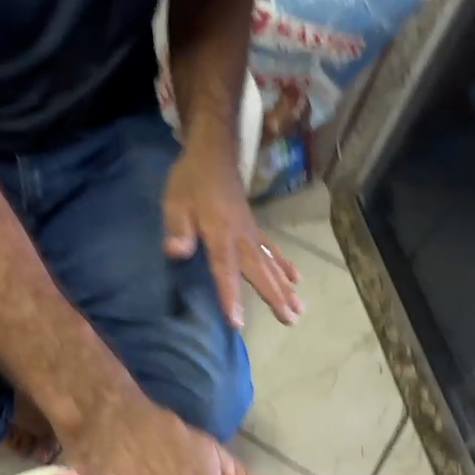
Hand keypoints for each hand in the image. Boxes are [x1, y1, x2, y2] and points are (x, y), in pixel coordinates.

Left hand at [162, 148, 302, 328]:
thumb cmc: (190, 180)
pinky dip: (284, 265)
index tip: (238, 322)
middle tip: (290, 320)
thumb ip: (178, 229)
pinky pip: (272, 250)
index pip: (224, 271)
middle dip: (274, 297)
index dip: (230, 296)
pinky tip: (297, 279)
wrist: (212, 153)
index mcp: (219, 235)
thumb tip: (176, 251)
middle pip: (259, 272)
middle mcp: (240, 237)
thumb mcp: (175, 203)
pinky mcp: (253, 228)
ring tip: (299, 309)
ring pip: (271, 264)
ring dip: (285, 287)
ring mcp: (250, 232)